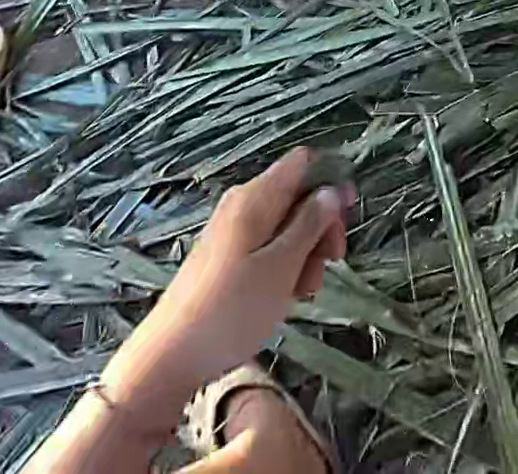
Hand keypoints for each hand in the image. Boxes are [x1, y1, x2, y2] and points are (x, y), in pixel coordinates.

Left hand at [102, 148, 353, 422]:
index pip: (303, 162)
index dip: (330, 180)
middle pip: (298, 193)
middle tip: (331, 261)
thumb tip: (332, 189)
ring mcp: (234, 228)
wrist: (170, 355)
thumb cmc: (232, 308)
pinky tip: (287, 293)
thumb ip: (310, 223)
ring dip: (306, 249)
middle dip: (321, 223)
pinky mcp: (228, 253)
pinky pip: (268, 244)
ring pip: (286, 222)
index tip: (347, 214)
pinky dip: (285, 262)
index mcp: (256, 197)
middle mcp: (244, 203)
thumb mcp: (282, 266)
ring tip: (306, 288)